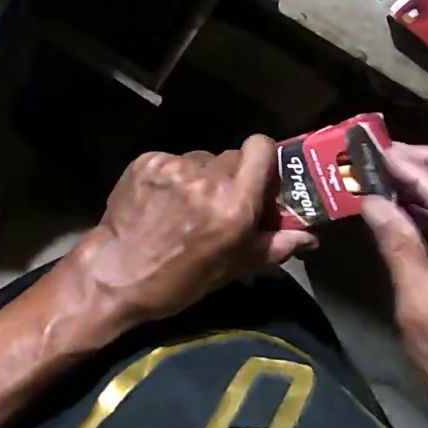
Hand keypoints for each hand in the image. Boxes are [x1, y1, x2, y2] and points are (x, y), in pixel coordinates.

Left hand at [67, 136, 317, 324]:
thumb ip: (274, 245)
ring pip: (200, 158)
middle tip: (219, 201)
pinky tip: (160, 201)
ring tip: (184, 206)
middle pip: (231, 156)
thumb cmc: (180, 280)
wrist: (116, 276)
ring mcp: (173, 167)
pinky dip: (171, 176)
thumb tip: (311, 236)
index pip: (261, 147)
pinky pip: (172, 161)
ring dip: (199, 176)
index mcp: (235, 204)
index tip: (257, 176)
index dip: (262, 158)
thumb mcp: (232, 268)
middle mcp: (207, 179)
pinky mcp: (146, 162)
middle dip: (230, 175)